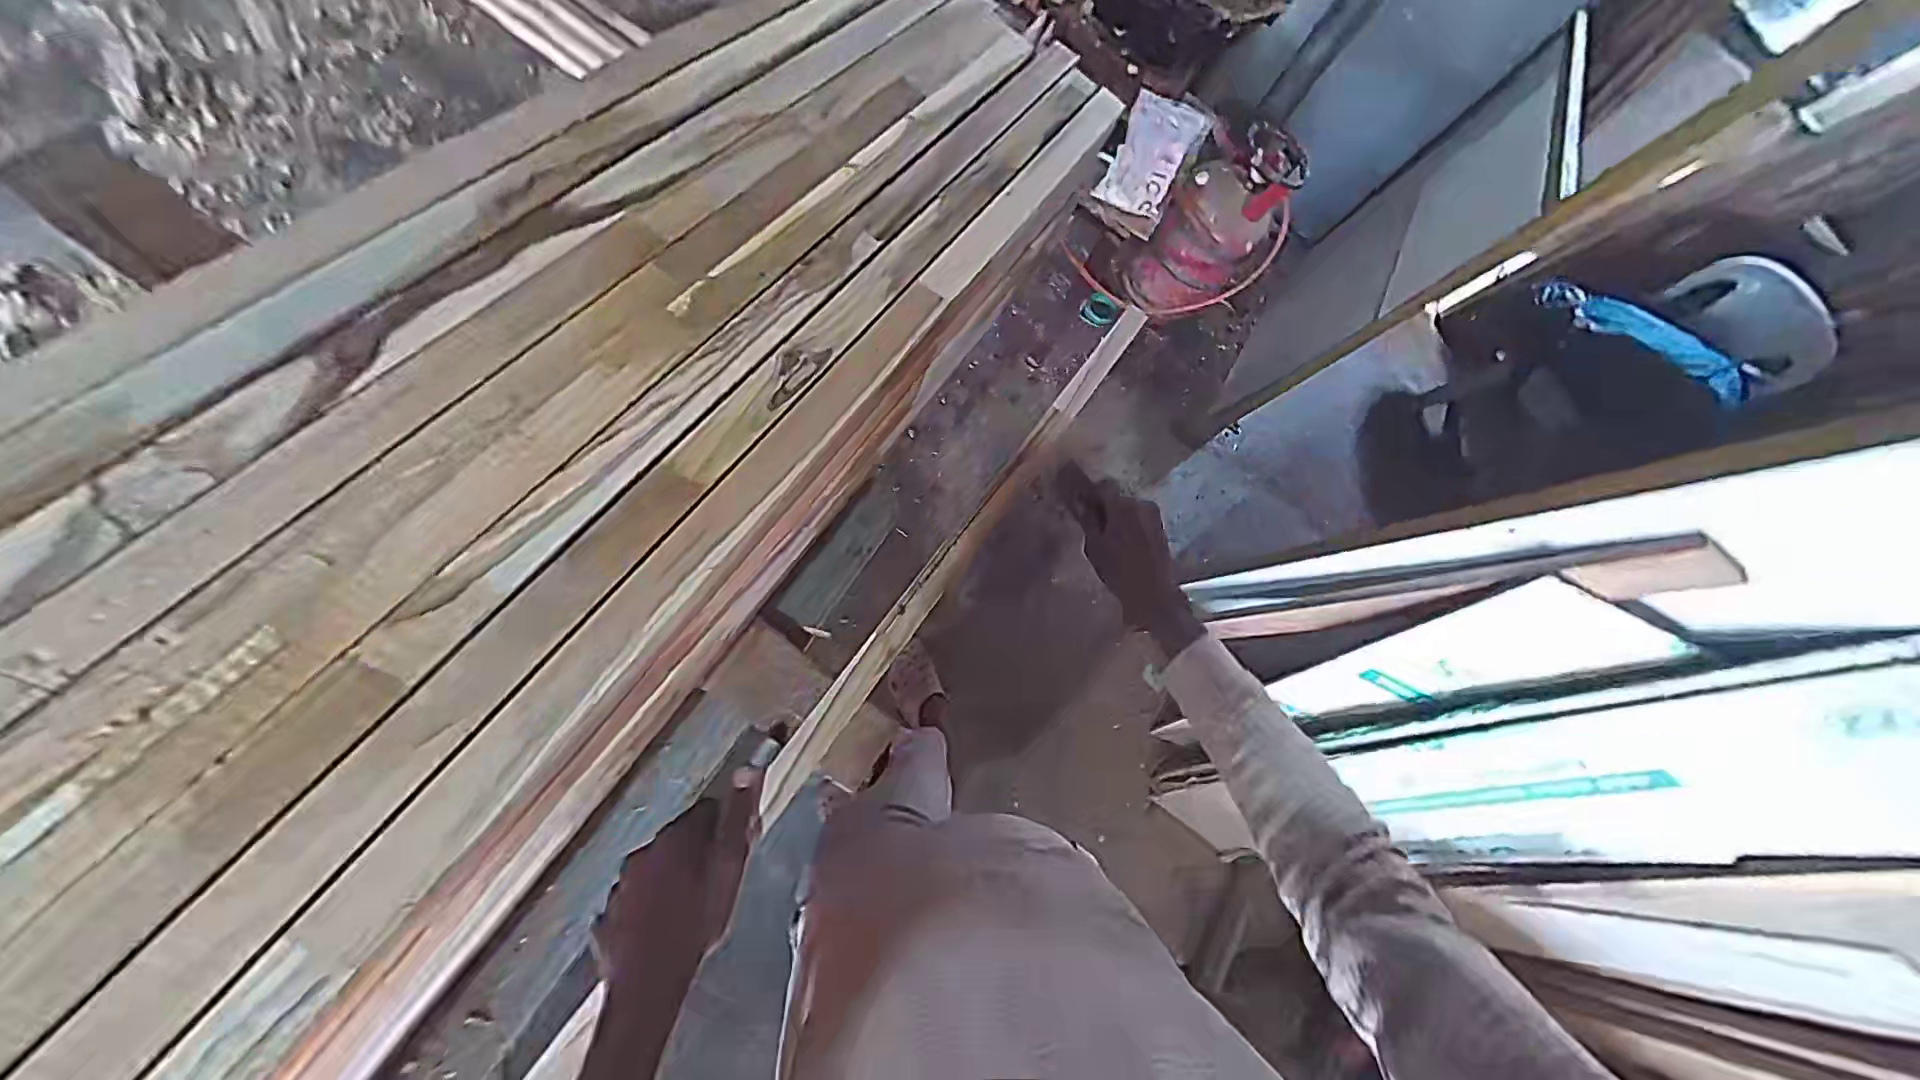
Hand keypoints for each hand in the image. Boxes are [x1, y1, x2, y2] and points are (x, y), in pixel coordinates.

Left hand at [594, 767, 762, 984]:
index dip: (725, 826)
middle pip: (679, 838)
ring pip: (655, 869)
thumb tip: (748, 771)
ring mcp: (621, 886)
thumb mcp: (730, 867)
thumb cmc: (698, 922)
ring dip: (672, 879)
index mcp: (676, 836)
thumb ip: (739, 818)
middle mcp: (644, 852)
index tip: (735, 848)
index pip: (708, 809)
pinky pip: (634, 901)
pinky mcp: (608, 916)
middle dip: (697, 852)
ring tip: (690, 909)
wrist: (649, 984)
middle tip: (716, 881)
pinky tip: (663, 927)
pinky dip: (648, 907)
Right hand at [1057, 464, 1204, 654]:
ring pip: (1130, 509)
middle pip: (1118, 497)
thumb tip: (1077, 501)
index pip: (1104, 485)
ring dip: (1120, 518)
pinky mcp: (1161, 529)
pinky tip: (1126, 546)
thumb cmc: (1118, 572)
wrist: (1154, 596)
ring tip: (1111, 540)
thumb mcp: (1094, 546)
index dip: (1091, 493)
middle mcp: (1141, 504)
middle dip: (1106, 508)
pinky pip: (1140, 520)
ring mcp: (1154, 516)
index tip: (1082, 506)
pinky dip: (1131, 527)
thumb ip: (1087, 519)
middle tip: (1095, 528)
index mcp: (1123, 506)